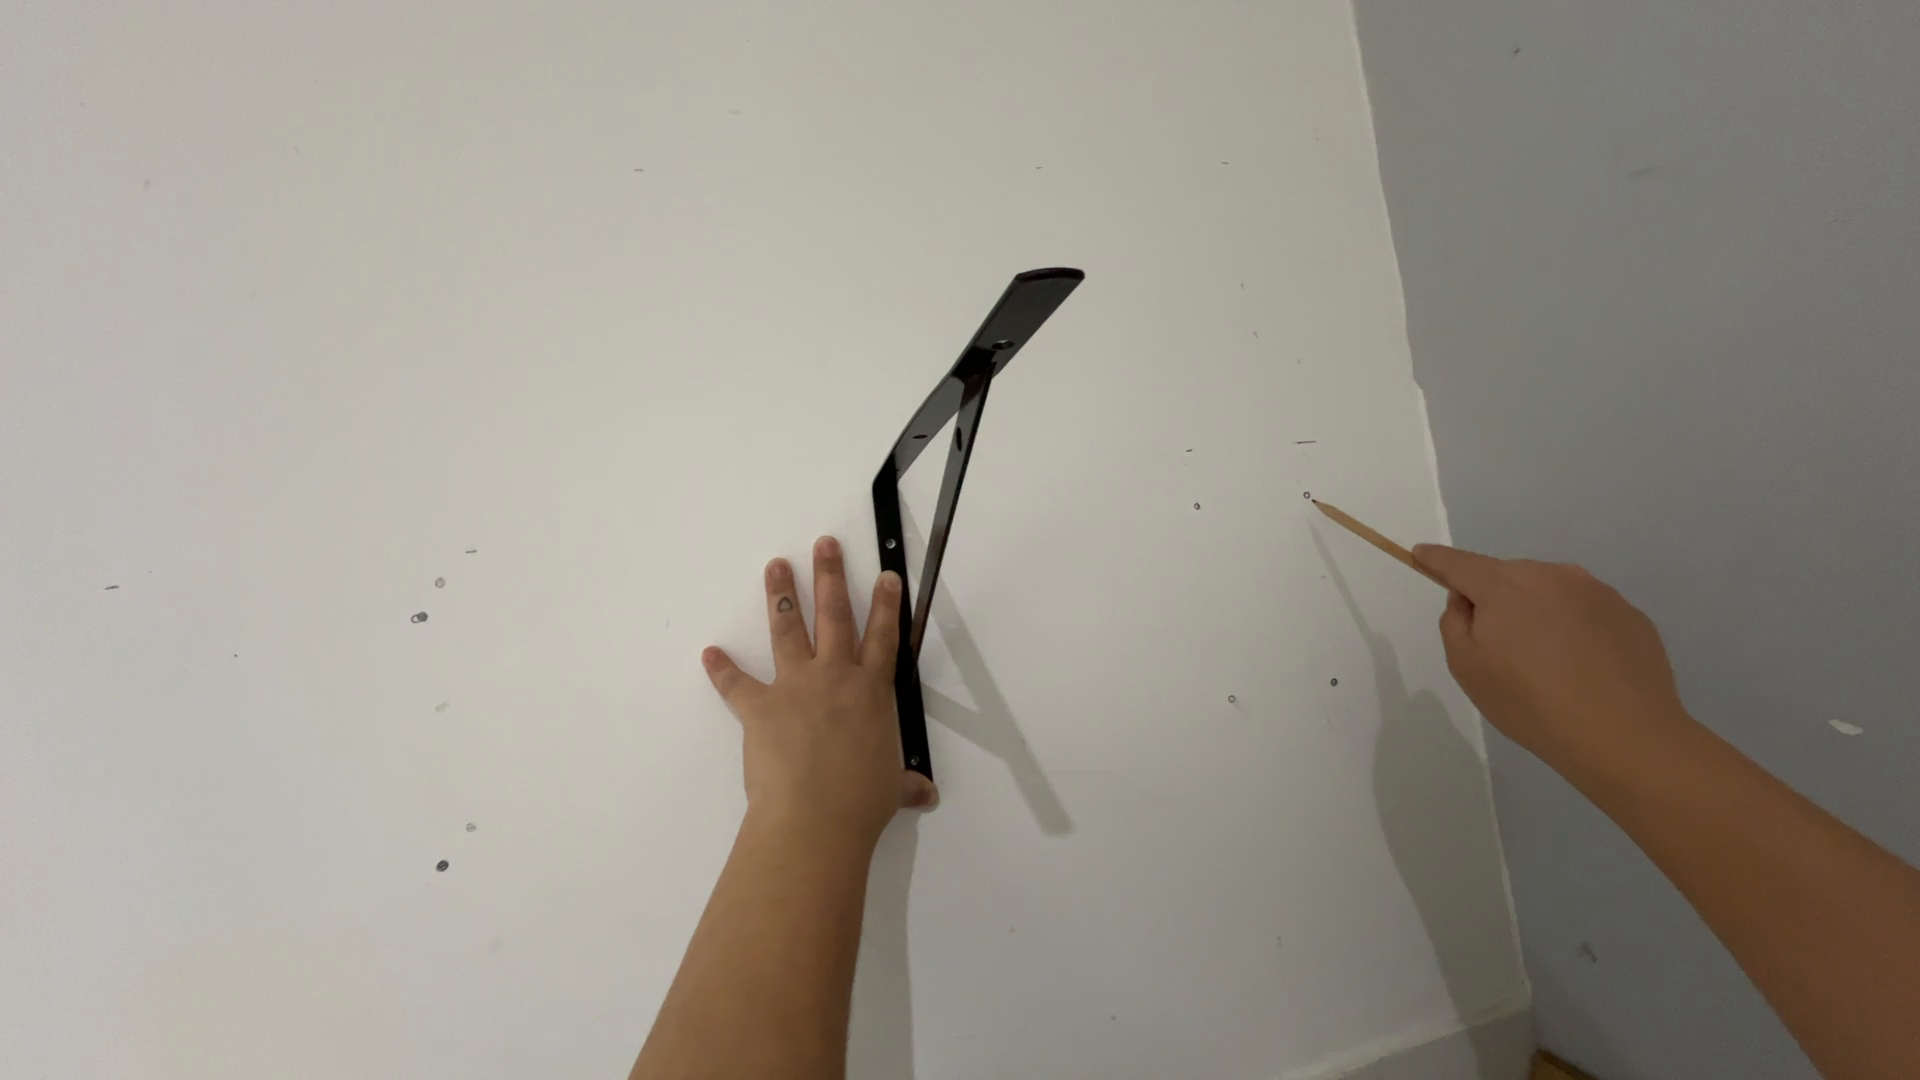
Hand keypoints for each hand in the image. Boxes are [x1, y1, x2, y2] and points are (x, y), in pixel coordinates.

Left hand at [702, 536, 937, 849]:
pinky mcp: (759, 708)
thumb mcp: (892, 788)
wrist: (814, 818)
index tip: (886, 575)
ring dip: (781, 595)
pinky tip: (709, 653)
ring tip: (775, 565)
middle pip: (835, 615)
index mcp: (871, 691)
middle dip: (830, 575)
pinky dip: (721, 670)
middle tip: (824, 543)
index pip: (883, 637)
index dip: (887, 604)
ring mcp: (795, 688)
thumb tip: (926, 796)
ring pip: (788, 631)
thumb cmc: (861, 801)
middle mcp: (835, 678)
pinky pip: (736, 685)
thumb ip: (906, 784)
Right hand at [1412, 544, 1693, 765]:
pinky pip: (1583, 609)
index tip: (1420, 554)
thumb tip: (1467, 601)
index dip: (1436, 559)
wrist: (1625, 736)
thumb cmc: (1529, 701)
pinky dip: (1570, 625)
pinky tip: (1578, 664)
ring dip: (1533, 608)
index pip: (1459, 563)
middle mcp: (1551, 576)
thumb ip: (1454, 622)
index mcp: (1504, 586)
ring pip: (1547, 589)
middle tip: (1494, 642)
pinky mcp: (1630, 615)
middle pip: (1505, 574)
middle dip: (1492, 595)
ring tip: (1541, 656)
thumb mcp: (1466, 666)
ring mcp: (1597, 592)